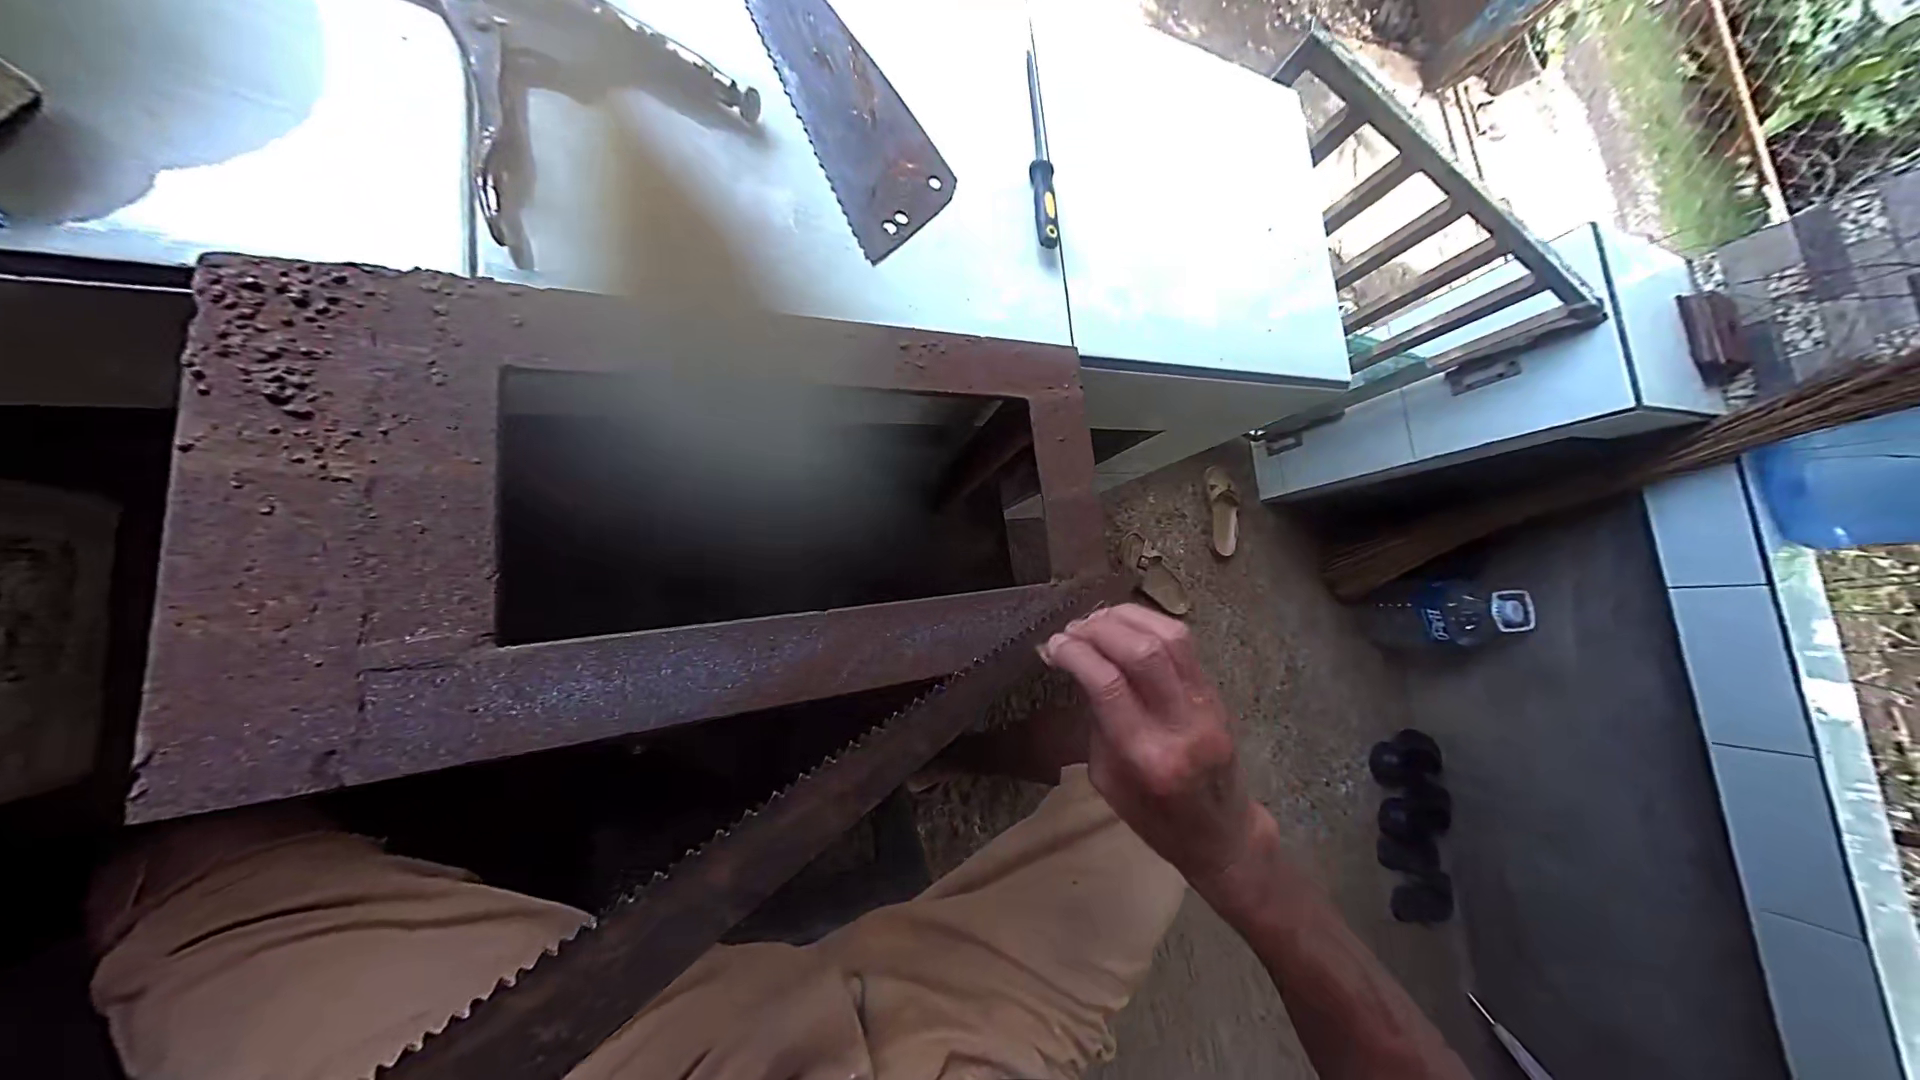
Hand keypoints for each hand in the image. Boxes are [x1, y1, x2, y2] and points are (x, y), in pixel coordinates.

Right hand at [1038, 604, 1263, 890]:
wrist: (1221, 835)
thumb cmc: (1154, 818)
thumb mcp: (1107, 778)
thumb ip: (1096, 720)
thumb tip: (1077, 666)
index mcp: (1147, 757)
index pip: (1107, 684)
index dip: (1075, 654)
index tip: (1052, 645)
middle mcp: (1181, 725)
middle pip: (1142, 653)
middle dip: (1099, 630)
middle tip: (1072, 629)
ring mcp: (1206, 706)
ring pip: (1170, 638)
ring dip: (1126, 618)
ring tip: (1096, 619)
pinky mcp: (1217, 694)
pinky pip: (1185, 644)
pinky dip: (1151, 623)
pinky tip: (1126, 623)